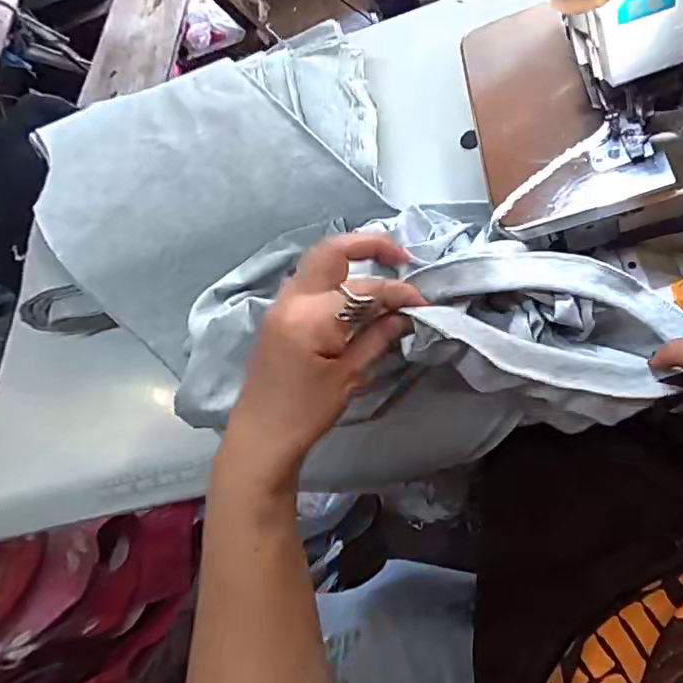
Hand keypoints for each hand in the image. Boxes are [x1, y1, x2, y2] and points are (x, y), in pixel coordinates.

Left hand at [219, 233, 427, 497]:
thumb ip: (377, 337)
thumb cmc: (306, 413)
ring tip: (384, 272)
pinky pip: (311, 280)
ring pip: (319, 261)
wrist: (260, 437)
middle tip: (402, 257)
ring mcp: (282, 303)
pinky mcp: (280, 314)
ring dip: (352, 259)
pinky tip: (358, 294)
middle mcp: (293, 299)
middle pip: (332, 250)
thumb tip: (404, 313)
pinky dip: (337, 277)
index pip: (365, 289)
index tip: (422, 303)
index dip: (398, 292)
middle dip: (369, 244)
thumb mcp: (349, 377)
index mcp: (311, 317)